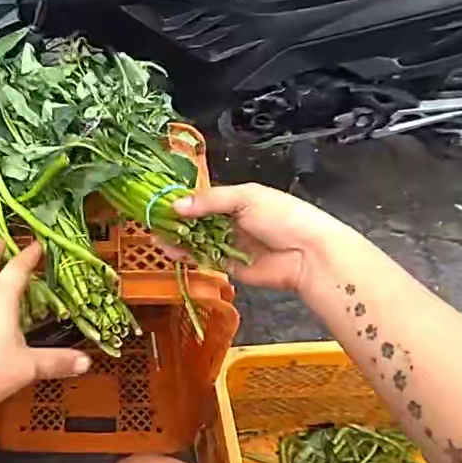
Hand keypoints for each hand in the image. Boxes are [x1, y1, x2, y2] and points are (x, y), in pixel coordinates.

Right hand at [174, 183, 353, 292]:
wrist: (308, 254)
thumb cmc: (283, 217)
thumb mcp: (246, 197)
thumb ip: (210, 200)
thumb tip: (177, 205)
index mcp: (235, 199)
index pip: (201, 198)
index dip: (181, 201)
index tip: (159, 202)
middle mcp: (230, 220)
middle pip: (195, 220)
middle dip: (175, 221)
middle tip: (153, 222)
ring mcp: (228, 243)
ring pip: (196, 240)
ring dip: (178, 239)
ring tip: (158, 238)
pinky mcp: (228, 265)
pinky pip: (203, 259)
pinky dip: (187, 256)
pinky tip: (172, 252)